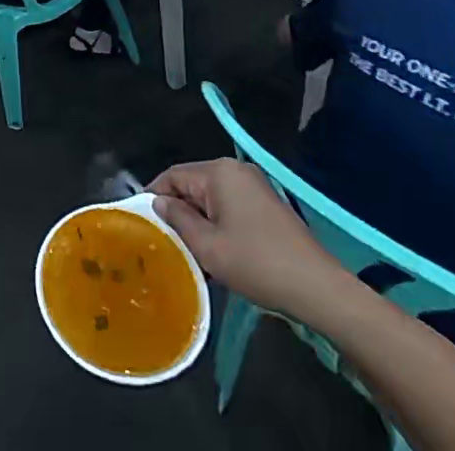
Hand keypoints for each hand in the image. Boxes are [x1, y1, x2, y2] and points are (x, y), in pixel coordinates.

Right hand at [150, 159, 343, 317]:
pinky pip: (228, 203)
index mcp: (219, 172)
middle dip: (176, 208)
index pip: (174, 174)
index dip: (154, 195)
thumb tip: (159, 202)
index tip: (140, 220)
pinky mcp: (265, 201)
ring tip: (183, 247)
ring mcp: (253, 184)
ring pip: (210, 195)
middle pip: (192, 182)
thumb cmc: (255, 263)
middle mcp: (236, 169)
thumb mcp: (207, 246)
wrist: (314, 285)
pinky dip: (215, 220)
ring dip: (196, 217)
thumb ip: (178, 219)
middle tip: (160, 238)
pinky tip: (212, 247)